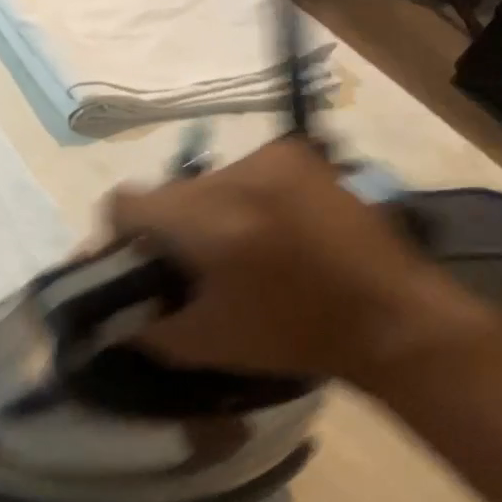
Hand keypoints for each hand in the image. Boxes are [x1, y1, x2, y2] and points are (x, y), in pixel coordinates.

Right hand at [108, 139, 501, 387]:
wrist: (397, 322)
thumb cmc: (294, 336)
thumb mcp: (203, 343)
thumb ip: (141, 324)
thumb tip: (105, 311)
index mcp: (207, 224)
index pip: (123, 202)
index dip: (119, 234)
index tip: (138, 261)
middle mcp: (235, 180)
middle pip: (165, 194)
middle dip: (167, 226)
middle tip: (189, 263)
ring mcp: (270, 162)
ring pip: (202, 183)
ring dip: (204, 211)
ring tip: (234, 247)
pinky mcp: (298, 158)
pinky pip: (241, 172)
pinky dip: (239, 196)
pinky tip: (264, 227)